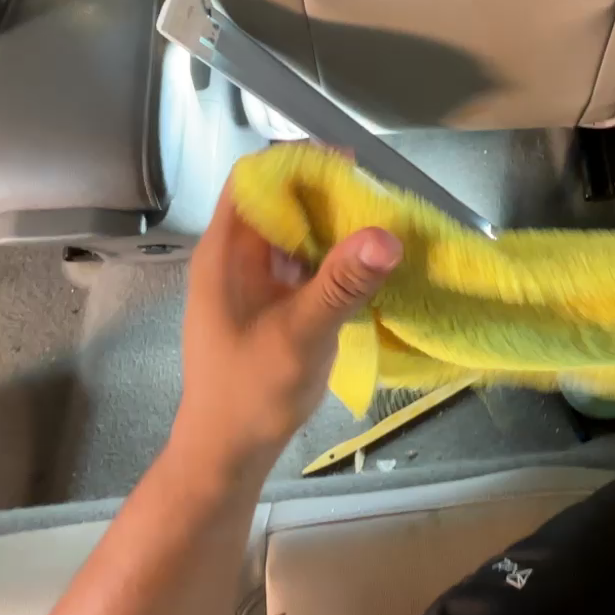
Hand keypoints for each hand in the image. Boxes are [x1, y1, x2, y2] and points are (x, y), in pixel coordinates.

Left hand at [166, 176, 401, 482]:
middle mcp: (237, 254)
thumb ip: (342, 283)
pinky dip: (333, 250)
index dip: (296, 161)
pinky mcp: (272, 297)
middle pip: (278, 197)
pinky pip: (304, 256)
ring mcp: (254, 276)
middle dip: (325, 190)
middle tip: (375, 198)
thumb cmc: (251, 393)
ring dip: (333, 221)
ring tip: (379, 223)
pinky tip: (365, 261)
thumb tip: (388, 236)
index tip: (348, 166)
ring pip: (294, 226)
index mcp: (226, 251)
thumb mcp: (301, 335)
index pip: (254, 178)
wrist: (227, 453)